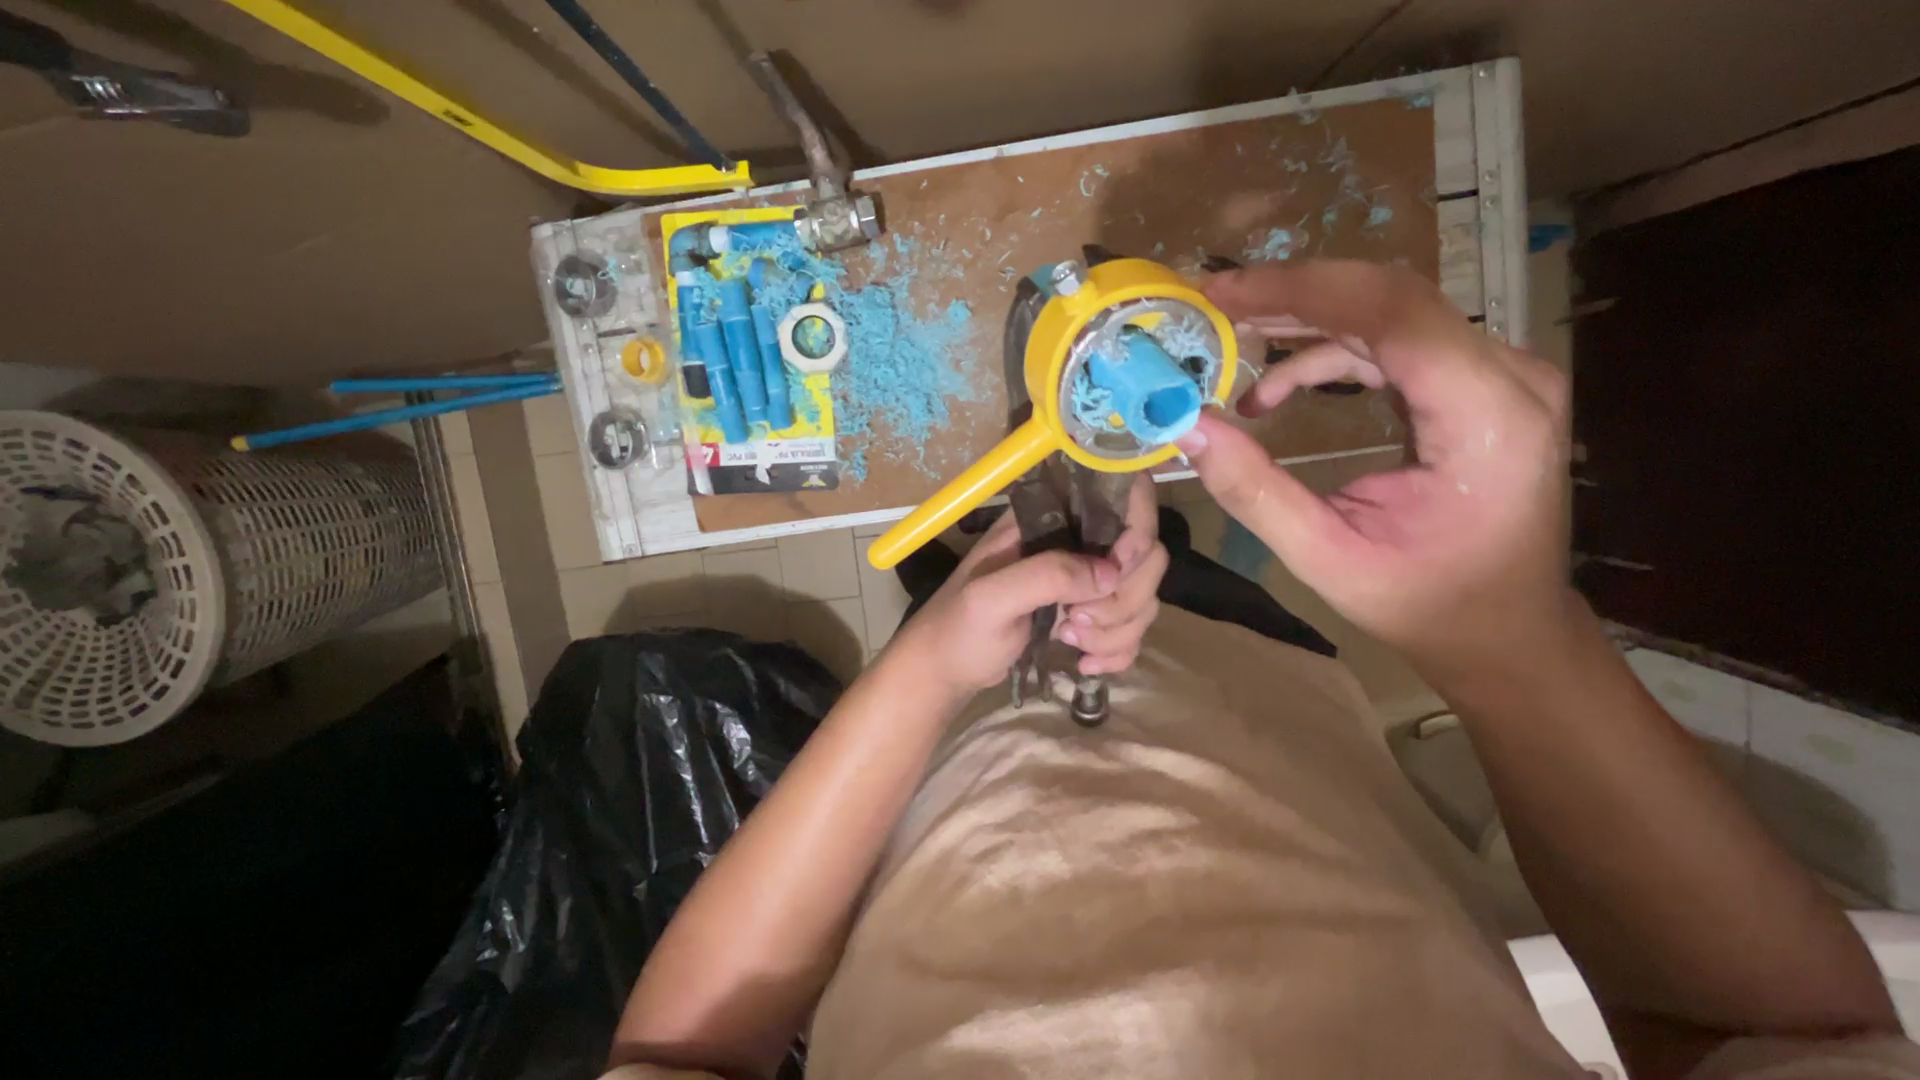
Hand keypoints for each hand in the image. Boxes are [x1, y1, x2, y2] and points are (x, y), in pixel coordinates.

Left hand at [884, 474, 1167, 697]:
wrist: (946, 671)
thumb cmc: (958, 628)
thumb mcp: (990, 598)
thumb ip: (1047, 576)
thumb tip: (1112, 573)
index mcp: (1049, 516)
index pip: (1121, 495)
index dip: (1136, 530)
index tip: (1116, 570)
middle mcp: (1076, 540)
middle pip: (1145, 554)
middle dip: (1122, 598)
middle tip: (1075, 620)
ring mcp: (1086, 579)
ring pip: (1142, 595)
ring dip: (1117, 629)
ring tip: (1070, 641)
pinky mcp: (1092, 613)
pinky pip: (1132, 626)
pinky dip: (1118, 649)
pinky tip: (1085, 662)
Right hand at [1175, 260, 1571, 670]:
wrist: (1503, 626)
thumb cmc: (1424, 603)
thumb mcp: (1326, 560)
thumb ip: (1253, 491)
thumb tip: (1186, 424)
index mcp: (1486, 419)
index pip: (1392, 313)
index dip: (1299, 292)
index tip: (1219, 294)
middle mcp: (1506, 377)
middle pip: (1390, 298)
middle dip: (1292, 295)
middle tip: (1211, 303)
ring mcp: (1497, 375)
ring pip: (1389, 313)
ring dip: (1305, 322)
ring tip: (1231, 339)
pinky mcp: (1476, 383)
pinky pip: (1395, 344)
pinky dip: (1330, 355)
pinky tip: (1275, 391)